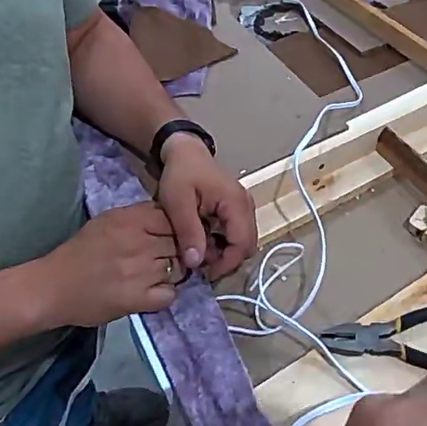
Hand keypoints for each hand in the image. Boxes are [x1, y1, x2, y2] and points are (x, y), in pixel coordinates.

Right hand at [23, 203, 179, 327]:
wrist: (49, 288)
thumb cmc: (80, 251)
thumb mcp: (111, 220)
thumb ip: (142, 215)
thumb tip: (173, 213)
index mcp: (132, 221)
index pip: (174, 219)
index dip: (176, 228)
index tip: (168, 236)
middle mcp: (140, 244)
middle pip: (179, 243)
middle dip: (175, 250)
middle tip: (161, 257)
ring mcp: (141, 273)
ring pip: (179, 268)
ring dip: (172, 272)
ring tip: (155, 274)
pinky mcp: (138, 299)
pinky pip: (170, 294)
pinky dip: (166, 293)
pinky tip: (153, 291)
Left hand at [155, 131, 256, 278]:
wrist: (185, 152)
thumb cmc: (181, 174)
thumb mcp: (177, 203)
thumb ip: (188, 232)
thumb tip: (196, 263)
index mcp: (236, 203)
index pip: (243, 242)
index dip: (228, 262)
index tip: (205, 274)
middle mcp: (247, 205)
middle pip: (249, 243)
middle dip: (228, 259)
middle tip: (202, 266)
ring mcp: (245, 205)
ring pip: (245, 239)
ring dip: (227, 252)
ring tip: (201, 255)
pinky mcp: (238, 207)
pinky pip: (239, 231)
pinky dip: (226, 242)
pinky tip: (205, 242)